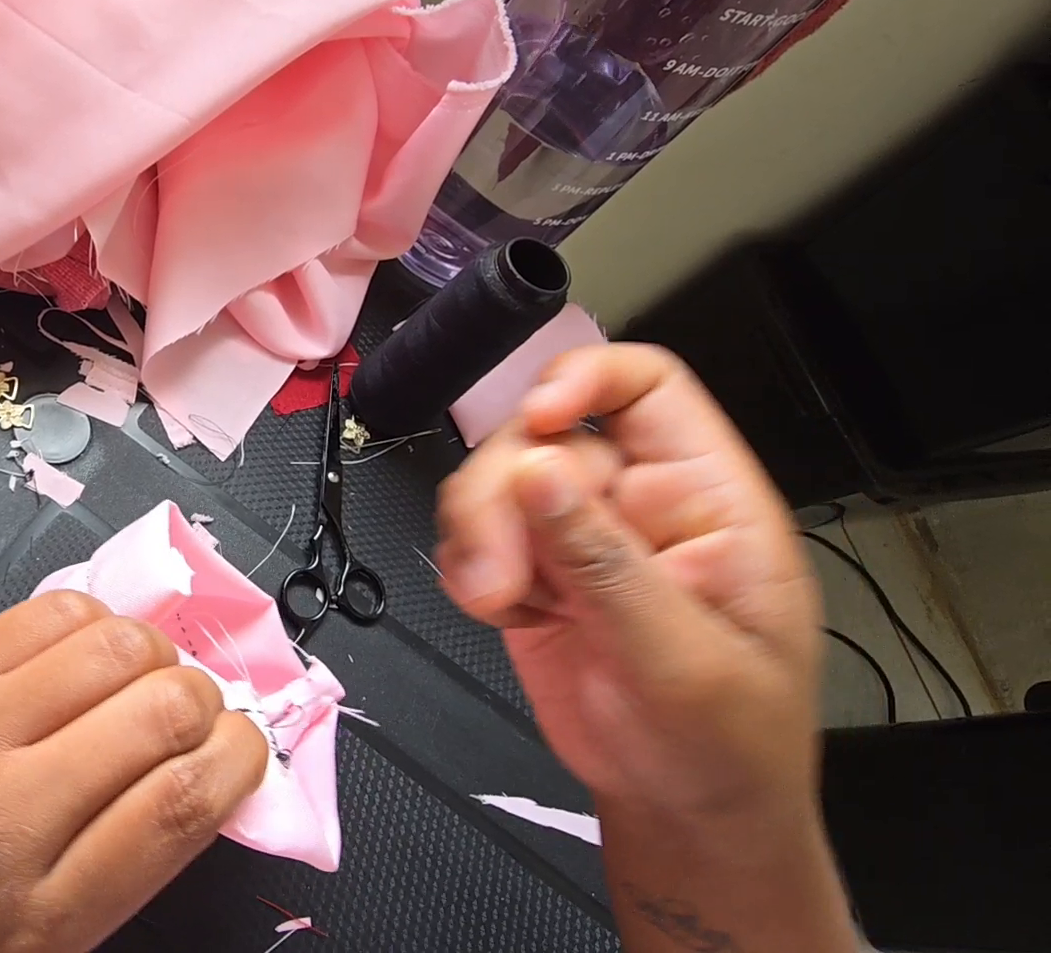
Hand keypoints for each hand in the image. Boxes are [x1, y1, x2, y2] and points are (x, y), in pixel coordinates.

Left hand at [0, 590, 265, 952]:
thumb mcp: (44, 939)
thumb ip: (134, 857)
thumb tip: (212, 767)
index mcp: (44, 904)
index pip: (181, 802)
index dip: (239, 760)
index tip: (242, 749)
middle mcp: (9, 802)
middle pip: (162, 709)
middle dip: (206, 702)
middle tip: (193, 713)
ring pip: (118, 644)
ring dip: (158, 654)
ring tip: (145, 678)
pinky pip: (58, 609)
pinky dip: (101, 621)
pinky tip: (92, 651)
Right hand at [435, 343, 823, 820]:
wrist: (674, 805)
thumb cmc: (721, 744)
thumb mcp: (681, 660)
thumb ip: (606, 564)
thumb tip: (542, 473)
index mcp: (702, 500)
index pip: (645, 388)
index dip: (584, 379)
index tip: (537, 419)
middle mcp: (630, 501)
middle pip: (536, 437)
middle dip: (499, 497)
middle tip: (496, 573)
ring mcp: (570, 532)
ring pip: (489, 481)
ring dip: (474, 536)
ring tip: (495, 599)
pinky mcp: (524, 563)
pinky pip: (466, 531)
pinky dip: (463, 567)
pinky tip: (500, 611)